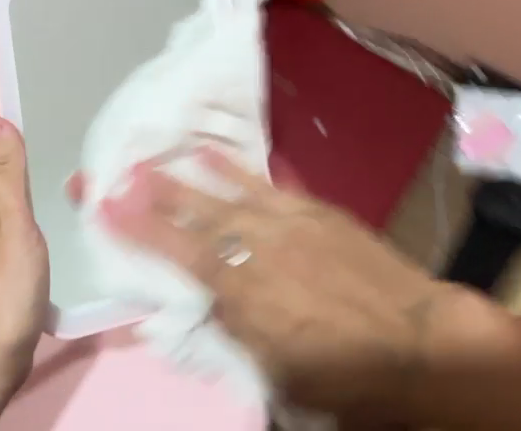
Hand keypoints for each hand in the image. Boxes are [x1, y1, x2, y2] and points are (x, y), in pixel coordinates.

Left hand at [0, 111, 49, 416]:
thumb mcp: (7, 223)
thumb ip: (3, 170)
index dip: (9, 113)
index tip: (48, 102)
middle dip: (21, 140)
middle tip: (66, 131)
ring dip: (26, 173)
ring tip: (67, 165)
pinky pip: (6, 214)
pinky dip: (27, 203)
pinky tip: (52, 211)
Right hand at [95, 150, 497, 421]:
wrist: (418, 338)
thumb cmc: (345, 368)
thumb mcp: (276, 370)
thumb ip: (227, 330)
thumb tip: (185, 307)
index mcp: (243, 291)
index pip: (176, 252)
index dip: (136, 228)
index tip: (102, 205)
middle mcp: (256, 247)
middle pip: (192, 214)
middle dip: (148, 192)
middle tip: (114, 171)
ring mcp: (284, 221)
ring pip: (221, 192)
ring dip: (181, 175)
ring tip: (146, 156)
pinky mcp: (310, 208)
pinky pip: (262, 181)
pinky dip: (232, 166)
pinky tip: (209, 150)